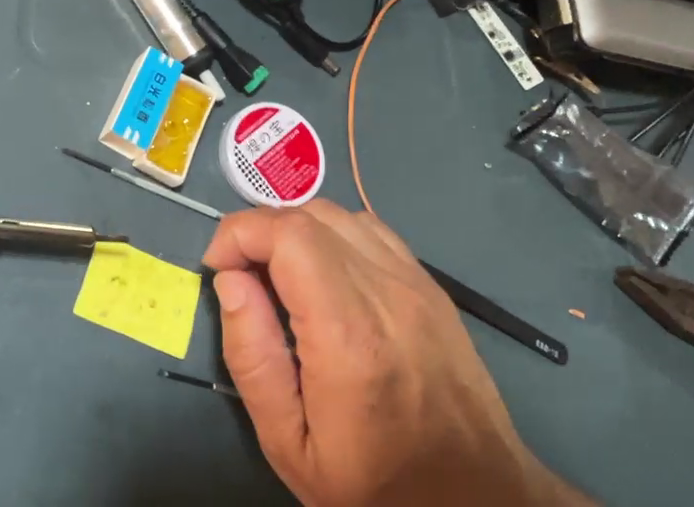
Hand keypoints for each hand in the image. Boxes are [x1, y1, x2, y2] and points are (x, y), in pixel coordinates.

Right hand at [203, 201, 588, 506]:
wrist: (476, 502)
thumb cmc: (375, 482)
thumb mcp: (289, 442)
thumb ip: (252, 357)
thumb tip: (230, 280)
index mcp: (349, 335)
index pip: (287, 234)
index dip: (239, 233)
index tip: (217, 266)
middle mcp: (387, 293)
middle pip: (308, 216)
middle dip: (258, 229)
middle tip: (239, 272)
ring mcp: (416, 284)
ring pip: (338, 215)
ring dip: (294, 229)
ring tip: (277, 272)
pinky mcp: (431, 287)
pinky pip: (370, 231)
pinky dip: (331, 235)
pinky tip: (322, 272)